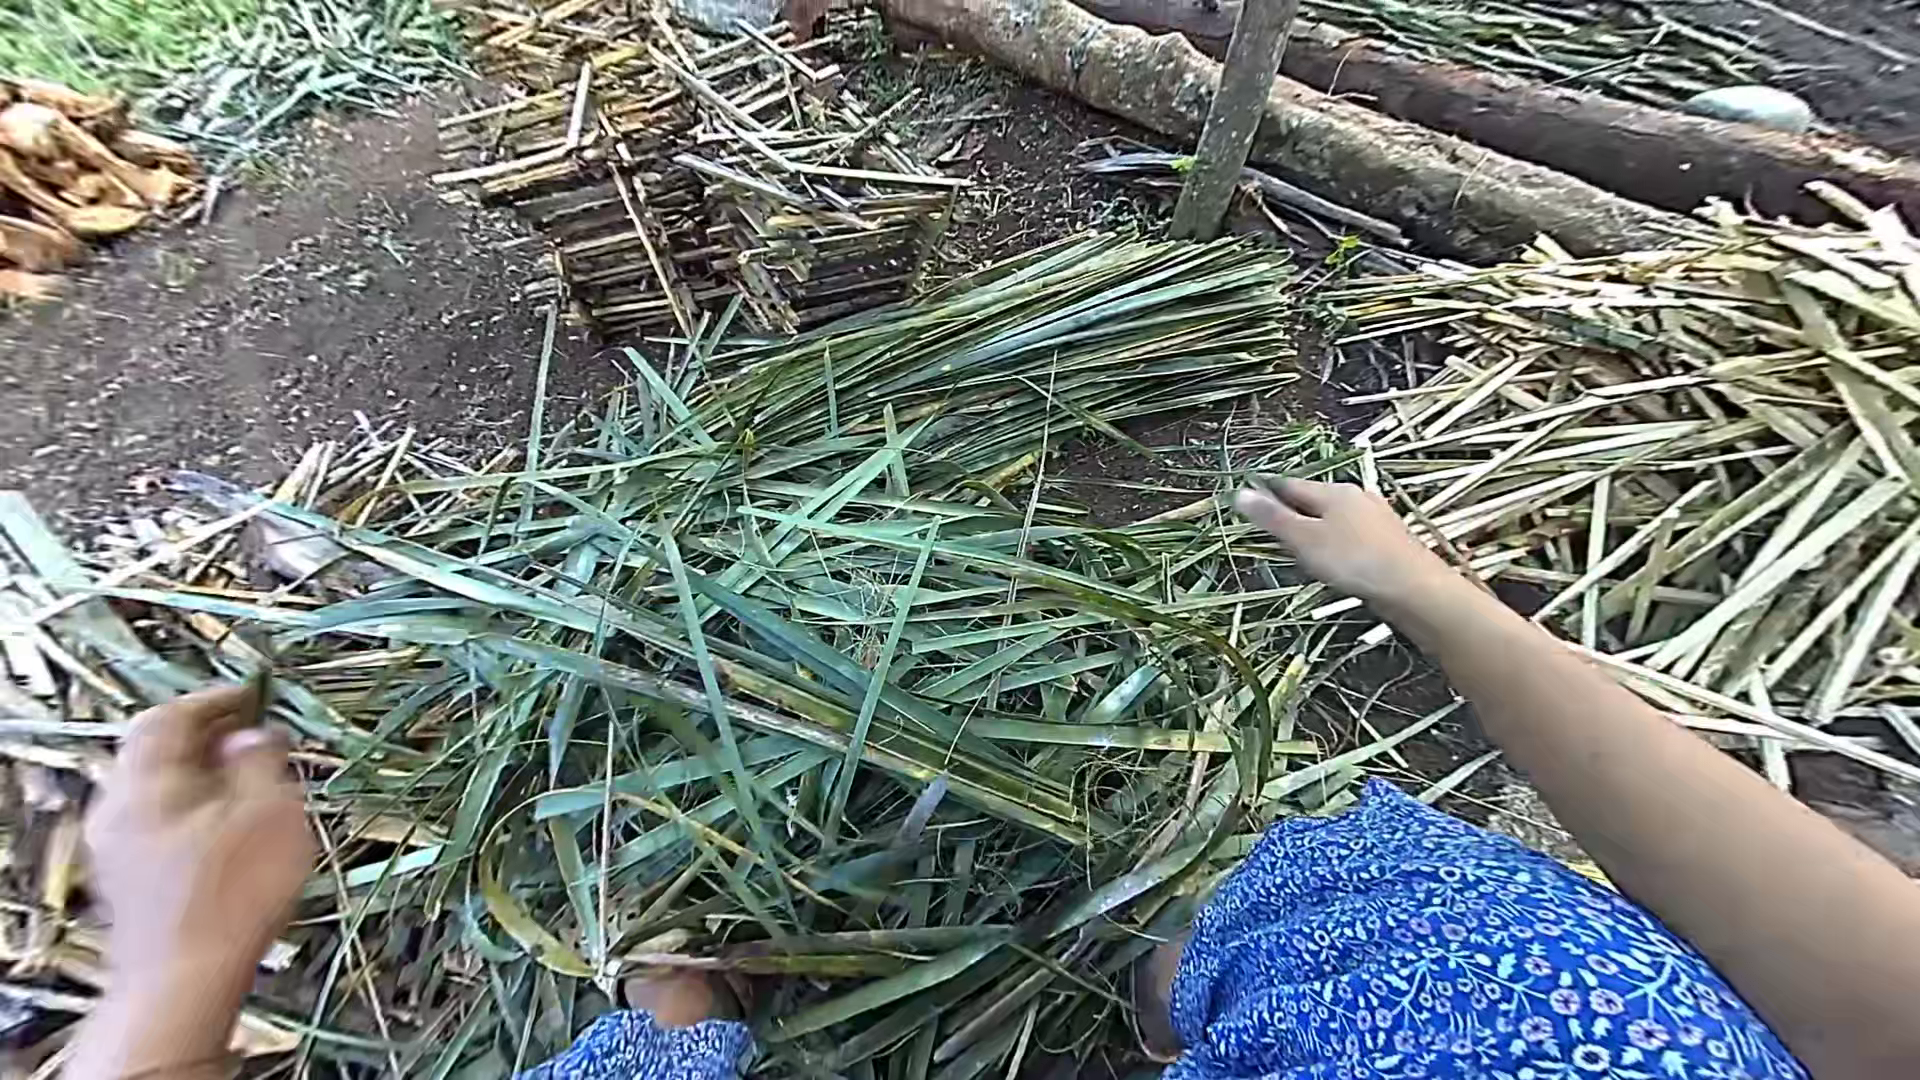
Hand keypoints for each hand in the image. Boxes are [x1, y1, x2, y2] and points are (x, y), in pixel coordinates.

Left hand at [71, 683, 312, 1075]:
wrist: (189, 970)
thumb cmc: (237, 882)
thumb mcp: (267, 810)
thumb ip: (258, 763)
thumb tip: (251, 733)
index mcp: (145, 791)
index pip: (163, 721)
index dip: (211, 699)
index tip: (257, 691)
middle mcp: (119, 810)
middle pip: (156, 751)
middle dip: (211, 730)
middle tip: (265, 721)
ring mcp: (122, 841)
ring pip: (164, 780)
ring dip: (210, 760)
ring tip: (262, 757)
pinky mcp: (136, 864)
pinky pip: (167, 806)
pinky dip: (204, 788)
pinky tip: (242, 800)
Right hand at [1234, 478, 1452, 603]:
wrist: (1417, 590)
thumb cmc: (1353, 561)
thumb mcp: (1303, 539)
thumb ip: (1271, 516)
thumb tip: (1239, 493)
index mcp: (1332, 491)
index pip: (1287, 484)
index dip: (1265, 493)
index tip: (1247, 506)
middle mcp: (1355, 496)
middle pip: (1311, 499)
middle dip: (1288, 511)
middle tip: (1267, 531)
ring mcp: (1375, 515)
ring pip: (1331, 516)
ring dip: (1311, 528)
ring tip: (1296, 549)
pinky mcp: (1387, 537)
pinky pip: (1348, 532)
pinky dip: (1332, 541)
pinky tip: (1332, 559)